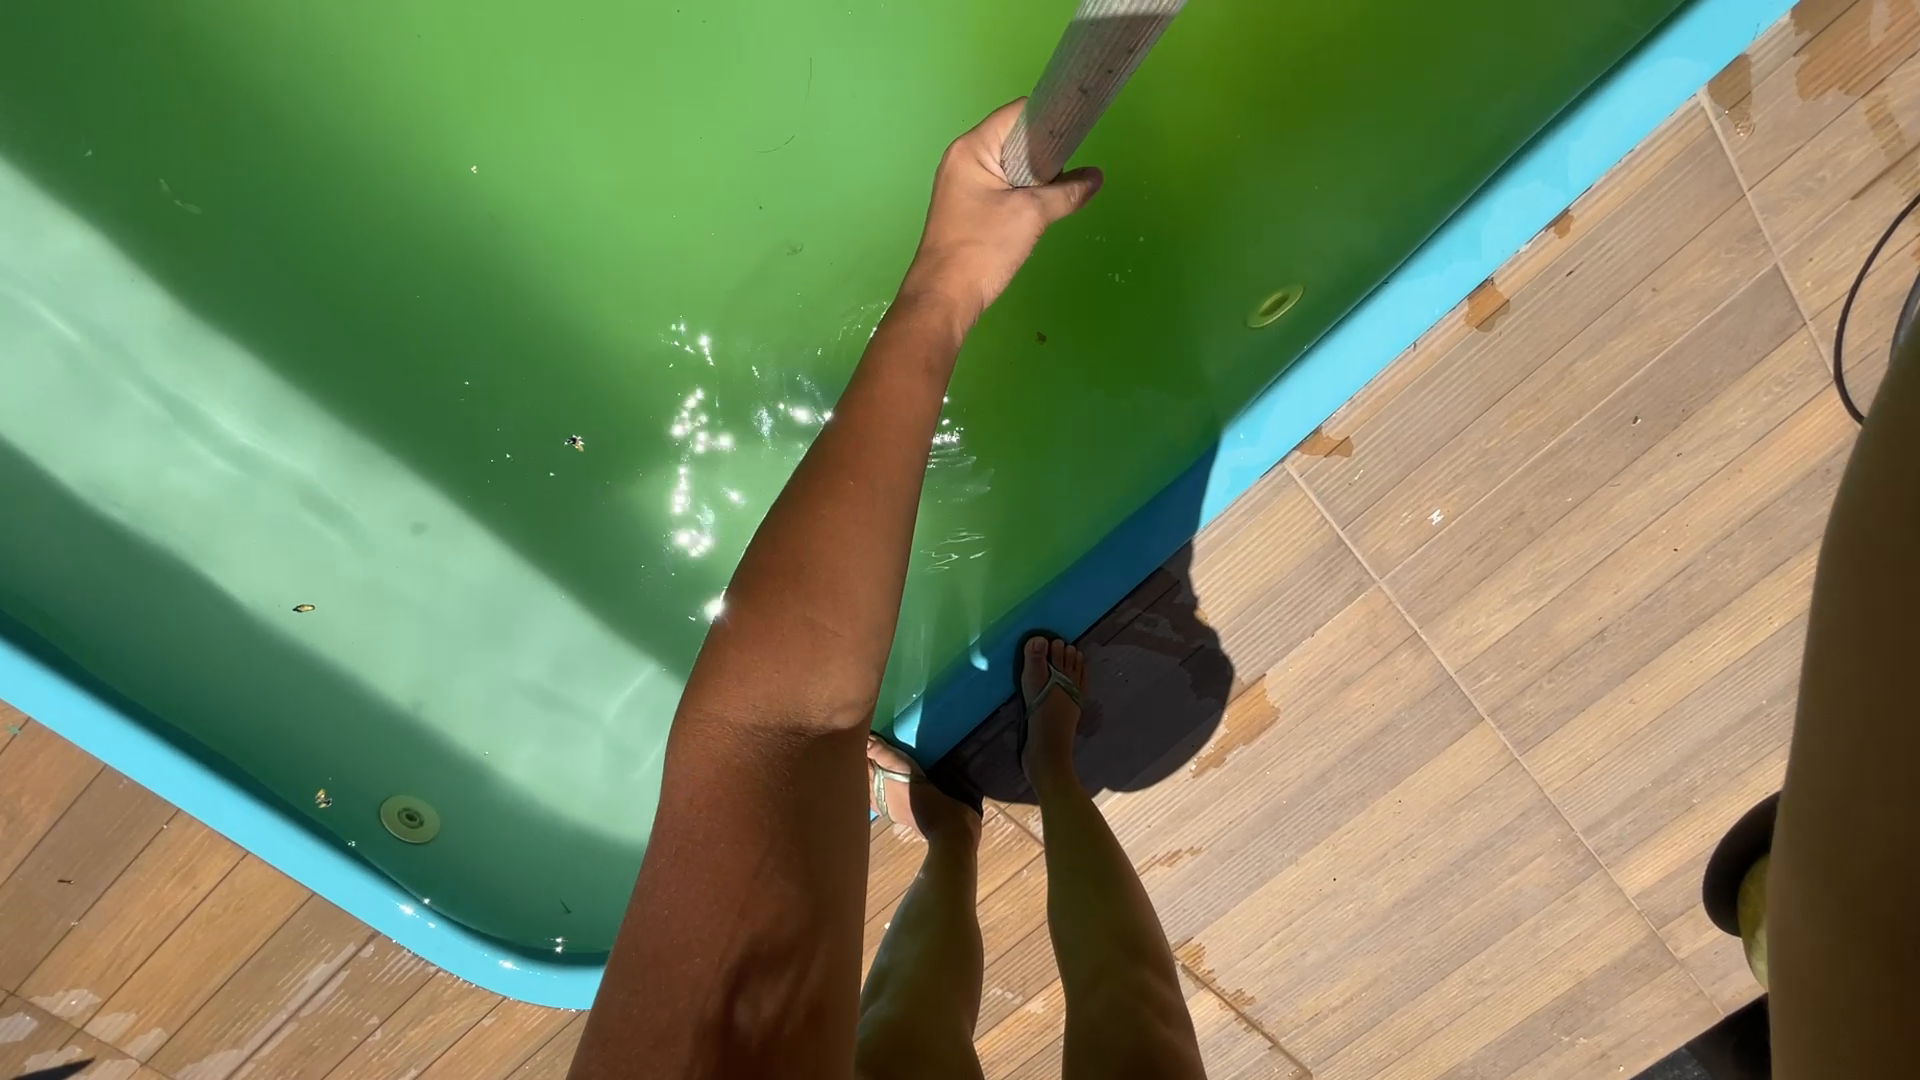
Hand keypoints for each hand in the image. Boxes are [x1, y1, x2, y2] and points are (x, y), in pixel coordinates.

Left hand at [899, 99, 1104, 328]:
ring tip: (1058, 195)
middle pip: (1015, 141)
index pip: (1018, 114)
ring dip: (1036, 180)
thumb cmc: (983, 249)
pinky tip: (1039, 213)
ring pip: (1010, 170)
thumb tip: (1096, 178)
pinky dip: (1023, 197)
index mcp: (972, 149)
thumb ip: (1066, 193)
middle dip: (1046, 154)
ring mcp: (962, 188)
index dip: (1050, 119)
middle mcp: (963, 161)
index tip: (1079, 133)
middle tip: (1071, 173)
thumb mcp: (1031, 215)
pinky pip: (1002, 192)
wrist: (944, 299)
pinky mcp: (967, 212)